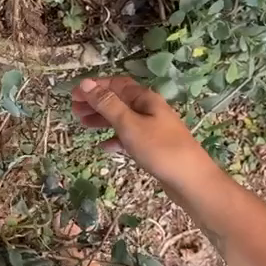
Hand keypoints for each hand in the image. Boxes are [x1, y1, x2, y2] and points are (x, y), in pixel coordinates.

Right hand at [70, 76, 216, 183]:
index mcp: (145, 99)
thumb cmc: (160, 149)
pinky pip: (129, 137)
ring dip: (102, 119)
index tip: (73, 94)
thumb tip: (85, 83)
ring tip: (82, 124)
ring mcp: (153, 128)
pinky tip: (104, 147)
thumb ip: (107, 104)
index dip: (94, 86)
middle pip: (118, 100)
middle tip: (74, 109)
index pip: (116, 84)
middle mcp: (149, 109)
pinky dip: (115, 138)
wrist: (192, 181)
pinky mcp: (153, 147)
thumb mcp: (129, 124)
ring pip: (122, 118)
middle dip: (96, 102)